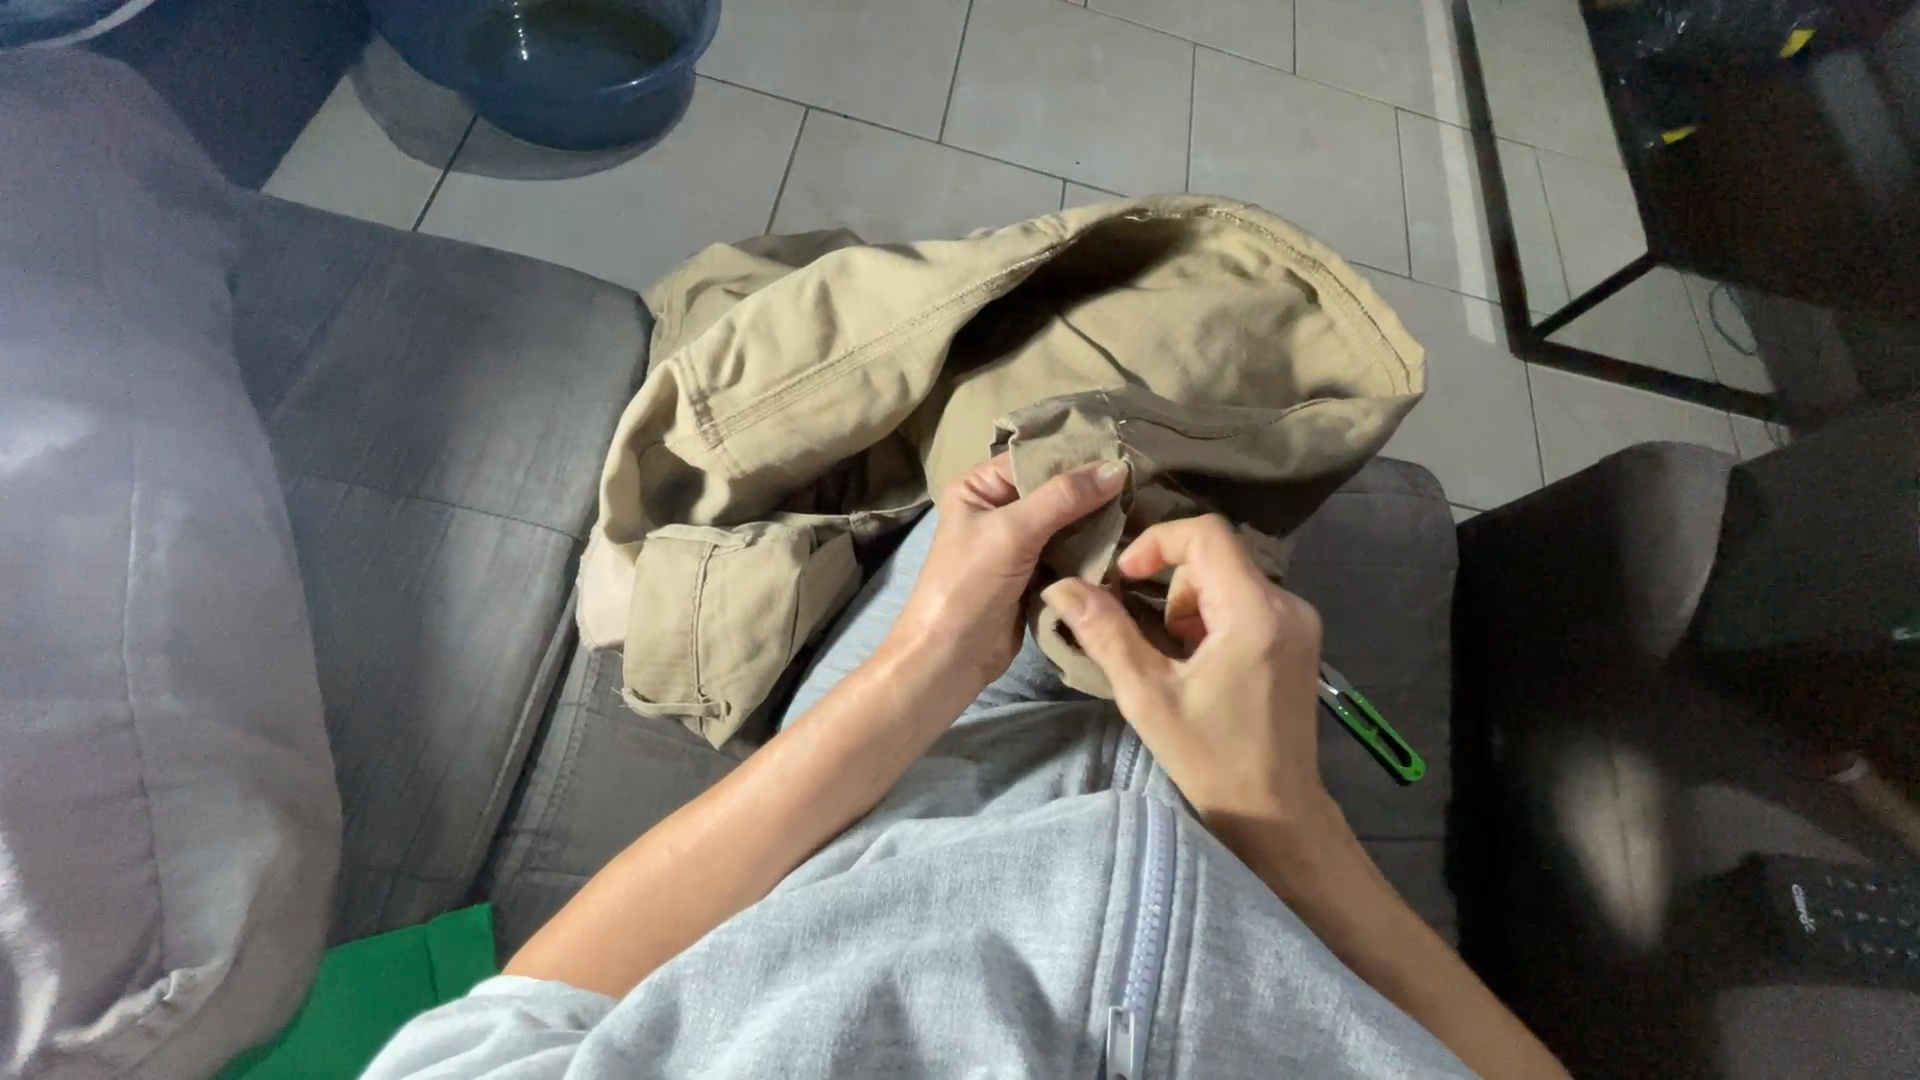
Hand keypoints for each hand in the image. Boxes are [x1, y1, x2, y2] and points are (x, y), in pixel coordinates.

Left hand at [888, 455, 1127, 695]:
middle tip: (1143, 485)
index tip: (1127, 455)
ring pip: (1067, 524)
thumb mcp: (1012, 532)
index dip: (1077, 458)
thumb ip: (1063, 498)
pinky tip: (1128, 542)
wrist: (951, 658)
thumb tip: (1118, 467)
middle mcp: (997, 509)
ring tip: (1143, 510)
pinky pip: (1070, 553)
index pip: (1034, 460)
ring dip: (1098, 524)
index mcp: (978, 487)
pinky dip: (1094, 551)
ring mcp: (1017, 544)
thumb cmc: (968, 585)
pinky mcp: (1034, 574)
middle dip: (1093, 493)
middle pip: (1055, 491)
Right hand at [1040, 515, 1333, 839]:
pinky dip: (1212, 617)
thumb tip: (1061, 586)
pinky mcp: (1298, 637)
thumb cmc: (1210, 757)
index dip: (1156, 542)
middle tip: (1149, 637)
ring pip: (1227, 577)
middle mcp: (1288, 604)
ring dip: (1189, 605)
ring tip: (1177, 661)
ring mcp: (1298, 621)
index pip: (1205, 533)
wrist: (1276, 811)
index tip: (1124, 579)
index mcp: (1255, 612)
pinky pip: (1244, 599)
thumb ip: (1105, 632)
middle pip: (1214, 555)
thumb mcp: (1146, 695)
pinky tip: (1202, 665)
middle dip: (1170, 586)